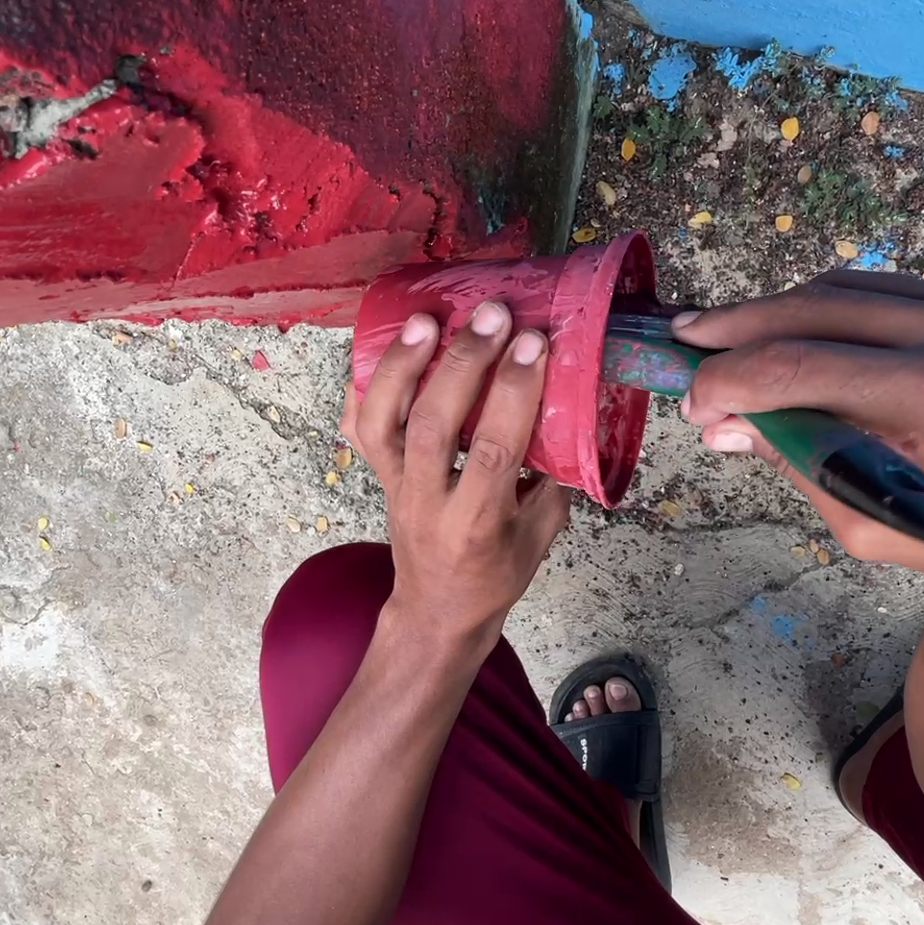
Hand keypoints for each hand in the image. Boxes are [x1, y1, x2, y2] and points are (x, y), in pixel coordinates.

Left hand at [341, 301, 570, 654]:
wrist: (436, 610)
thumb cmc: (494, 575)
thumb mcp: (540, 536)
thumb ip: (551, 478)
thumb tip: (566, 409)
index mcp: (477, 523)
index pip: (494, 450)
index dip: (513, 393)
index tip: (533, 343)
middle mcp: (427, 501)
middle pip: (434, 426)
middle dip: (463, 363)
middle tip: (492, 314)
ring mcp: (394, 486)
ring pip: (382, 422)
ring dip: (402, 365)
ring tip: (426, 318)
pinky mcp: (376, 476)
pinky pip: (357, 427)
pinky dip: (364, 384)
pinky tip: (380, 345)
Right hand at [676, 270, 923, 623]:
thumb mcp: (874, 526)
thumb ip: (796, 464)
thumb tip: (720, 425)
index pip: (803, 367)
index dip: (730, 378)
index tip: (691, 401)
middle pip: (815, 308)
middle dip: (736, 325)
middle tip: (685, 341)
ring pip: (841, 289)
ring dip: (772, 312)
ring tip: (724, 338)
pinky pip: (876, 292)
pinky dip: (819, 309)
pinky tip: (786, 331)